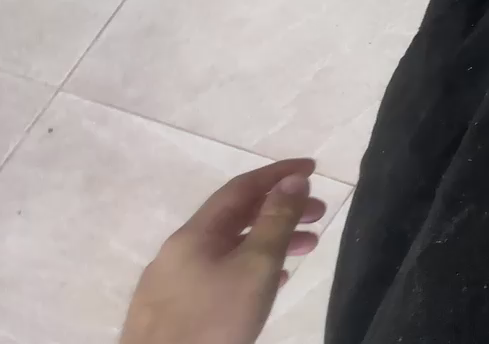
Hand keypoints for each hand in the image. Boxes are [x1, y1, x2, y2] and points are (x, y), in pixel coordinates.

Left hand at [120, 158, 325, 343]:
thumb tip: (293, 179)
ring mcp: (168, 285)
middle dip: (283, 209)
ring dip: (272, 239)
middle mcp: (175, 254)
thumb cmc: (214, 319)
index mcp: (192, 237)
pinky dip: (251, 264)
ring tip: (307, 249)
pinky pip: (218, 272)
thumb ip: (279, 217)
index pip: (240, 188)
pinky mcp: (169, 313)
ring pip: (229, 247)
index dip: (279, 173)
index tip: (314, 168)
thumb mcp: (258, 264)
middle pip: (237, 217)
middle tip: (321, 214)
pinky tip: (273, 279)